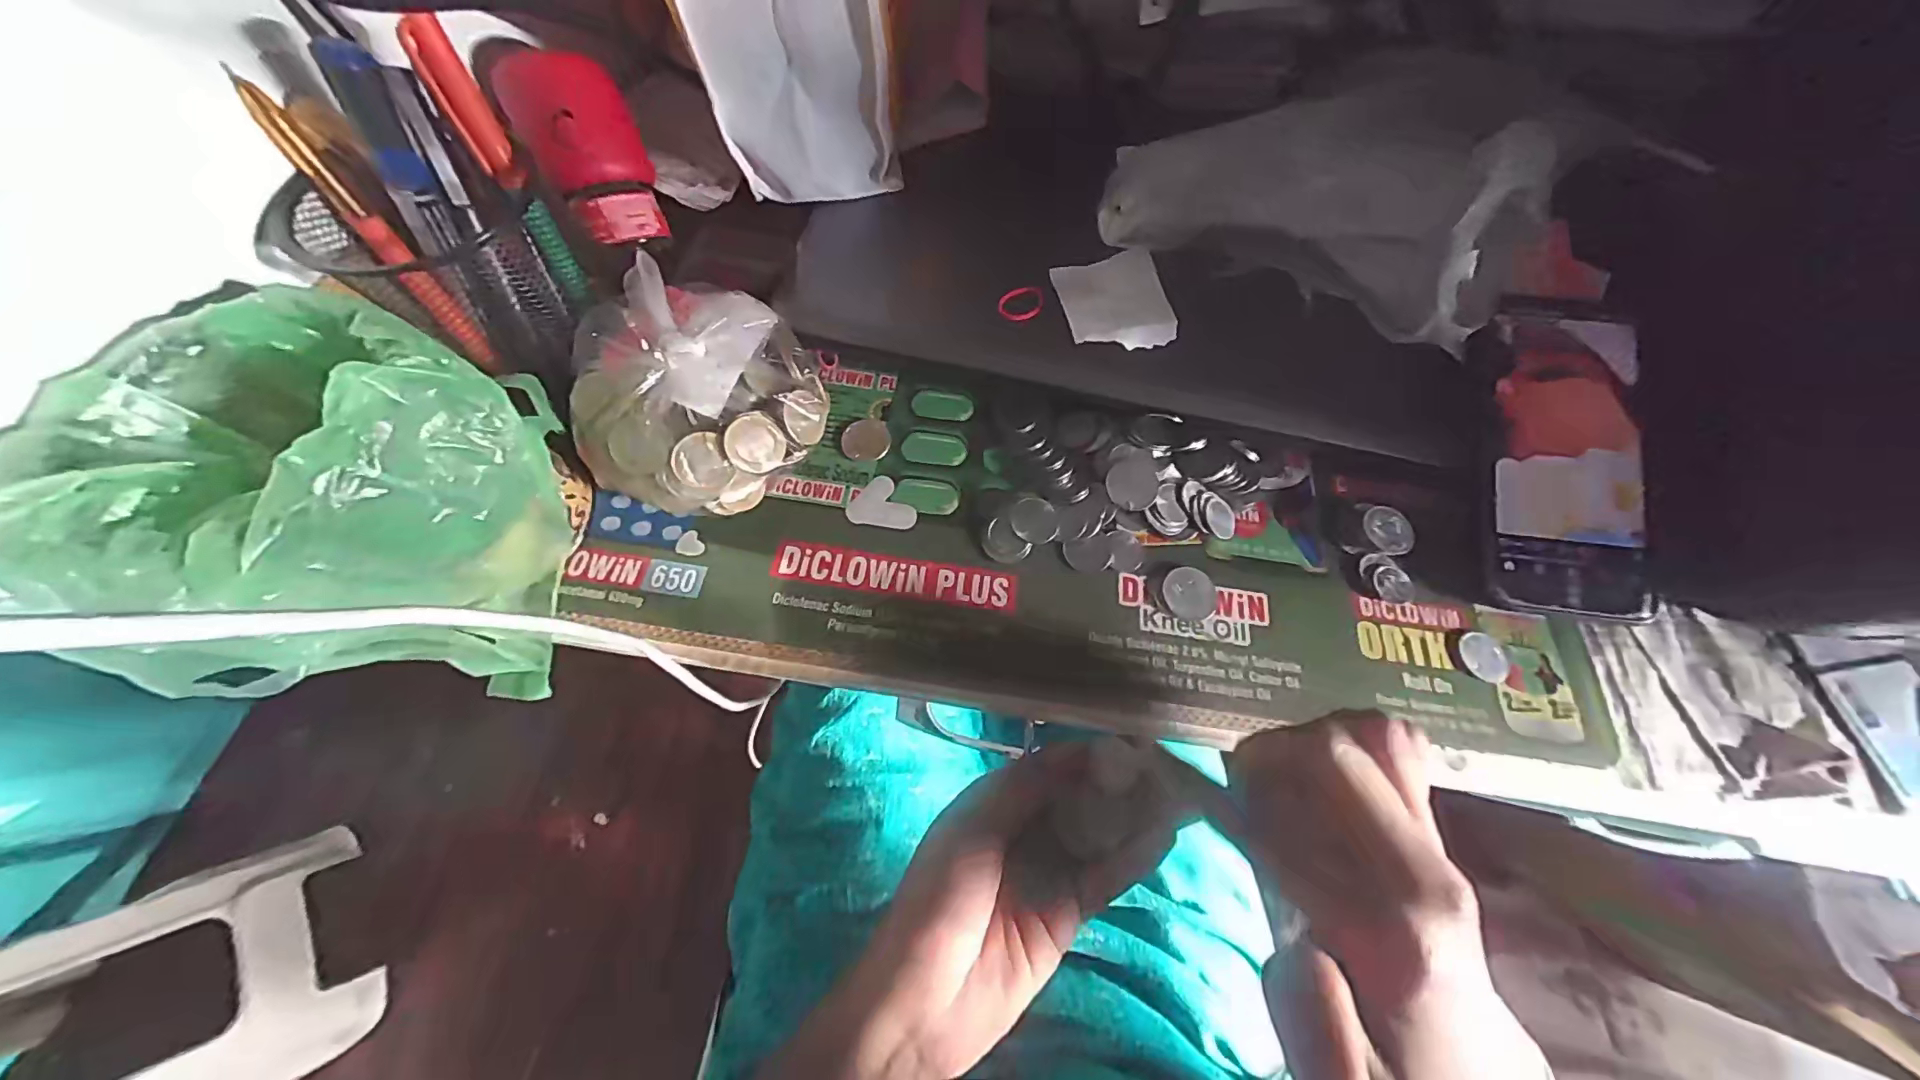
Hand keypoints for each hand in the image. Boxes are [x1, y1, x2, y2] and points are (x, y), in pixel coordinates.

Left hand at [761, 743, 1177, 1079]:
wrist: (926, 1002)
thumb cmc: (939, 902)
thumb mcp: (971, 834)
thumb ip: (1020, 792)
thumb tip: (1070, 753)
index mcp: (991, 804)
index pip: (1044, 768)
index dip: (1081, 754)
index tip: (1124, 741)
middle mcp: (1021, 831)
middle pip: (1075, 798)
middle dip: (1113, 781)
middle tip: (1161, 764)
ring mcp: (1045, 873)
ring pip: (1095, 835)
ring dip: (1129, 816)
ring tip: (1174, 793)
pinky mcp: (1065, 914)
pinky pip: (1102, 878)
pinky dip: (1130, 858)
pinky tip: (1161, 838)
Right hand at [1229, 711, 1546, 1079]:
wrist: (1466, 1061)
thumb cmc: (1392, 1066)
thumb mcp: (1344, 1075)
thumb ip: (1314, 1022)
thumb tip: (1297, 945)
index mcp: (1397, 924)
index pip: (1304, 814)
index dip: (1241, 797)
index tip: (1211, 808)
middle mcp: (1428, 869)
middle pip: (1343, 747)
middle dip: (1273, 752)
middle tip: (1241, 786)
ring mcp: (1440, 846)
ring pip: (1376, 735)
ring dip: (1309, 743)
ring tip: (1278, 781)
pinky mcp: (1436, 836)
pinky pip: (1392, 753)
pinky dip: (1342, 748)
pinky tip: (1314, 786)